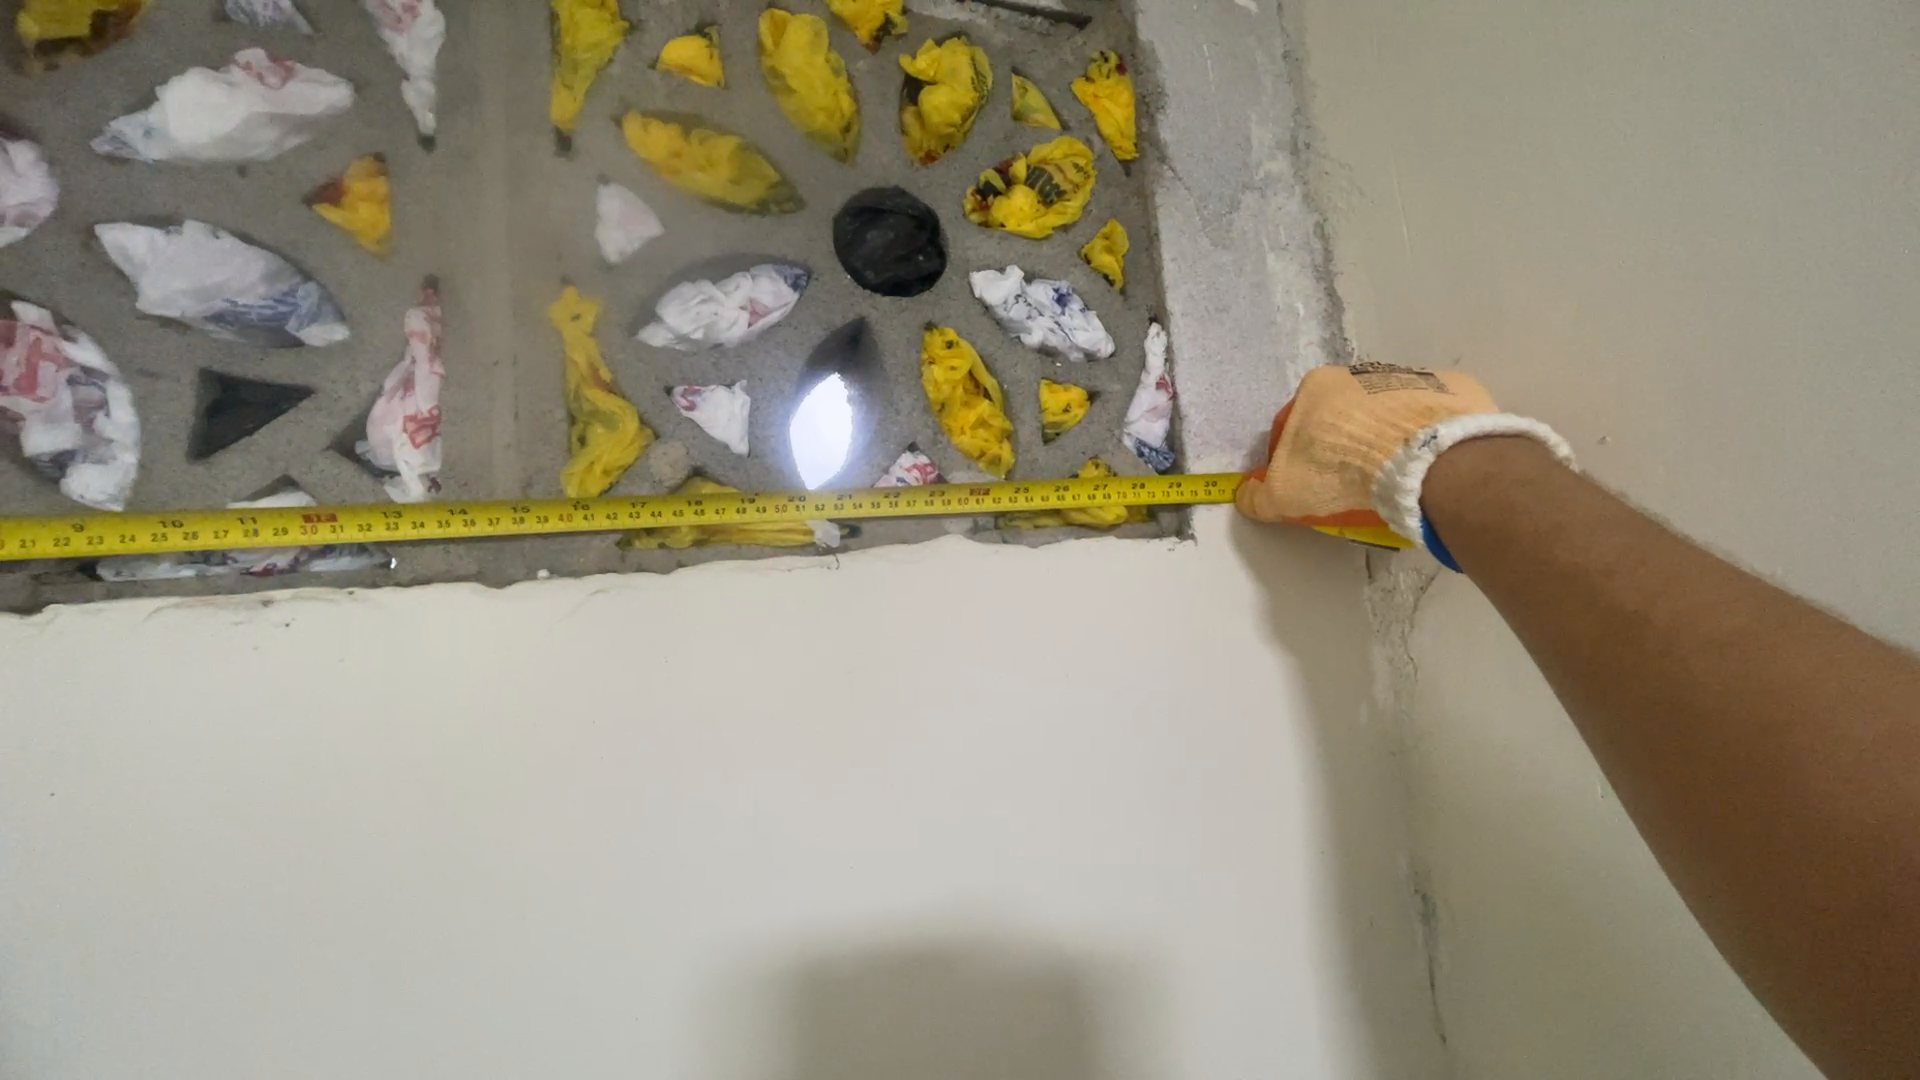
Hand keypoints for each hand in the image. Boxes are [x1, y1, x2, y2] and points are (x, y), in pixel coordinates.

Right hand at [1235, 363, 1568, 558]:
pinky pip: (1431, 419)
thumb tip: (1247, 495)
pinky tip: (1424, 467)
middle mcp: (1361, 373)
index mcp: (1314, 387)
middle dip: (1340, 447)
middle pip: (1341, 417)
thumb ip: (1258, 496)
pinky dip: (1425, 439)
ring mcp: (1412, 378)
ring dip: (1383, 442)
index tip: (1303, 486)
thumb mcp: (1284, 495)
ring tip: (1390, 480)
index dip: (1290, 459)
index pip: (1291, 425)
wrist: (1428, 462)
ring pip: (1387, 416)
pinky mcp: (1455, 391)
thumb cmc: (1342, 472)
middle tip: (1347, 487)